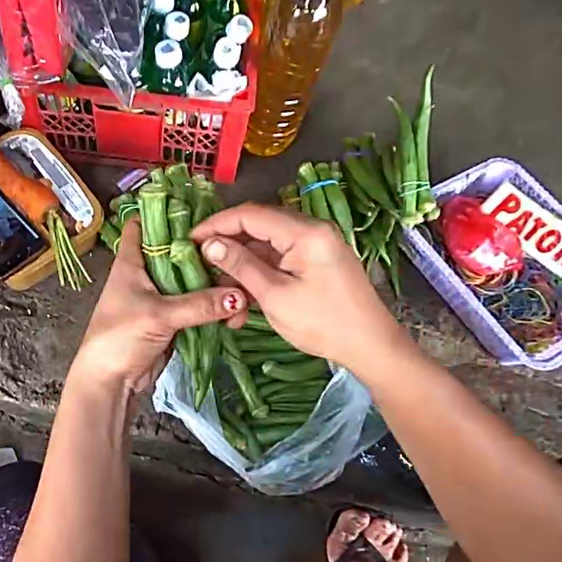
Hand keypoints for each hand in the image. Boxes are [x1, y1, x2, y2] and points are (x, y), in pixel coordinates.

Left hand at [67, 218, 246, 394]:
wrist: (110, 382)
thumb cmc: (119, 338)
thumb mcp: (159, 315)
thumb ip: (200, 305)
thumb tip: (238, 296)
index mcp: (132, 263)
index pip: (143, 225)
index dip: (165, 213)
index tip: (197, 208)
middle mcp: (147, 275)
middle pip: (178, 252)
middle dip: (205, 251)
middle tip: (235, 247)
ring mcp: (160, 298)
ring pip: (191, 281)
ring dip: (213, 283)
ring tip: (240, 282)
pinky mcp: (172, 320)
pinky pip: (197, 306)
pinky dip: (213, 306)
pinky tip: (233, 306)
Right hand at [191, 203, 409, 375]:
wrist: (371, 346)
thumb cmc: (324, 324)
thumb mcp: (275, 297)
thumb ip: (241, 266)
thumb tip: (210, 243)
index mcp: (305, 231)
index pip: (251, 214)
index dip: (216, 224)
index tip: (190, 240)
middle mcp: (313, 229)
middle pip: (259, 227)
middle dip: (228, 246)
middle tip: (201, 266)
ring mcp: (317, 245)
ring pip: (268, 245)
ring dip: (243, 266)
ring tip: (222, 291)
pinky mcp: (318, 261)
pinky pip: (282, 259)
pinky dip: (262, 274)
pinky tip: (244, 298)